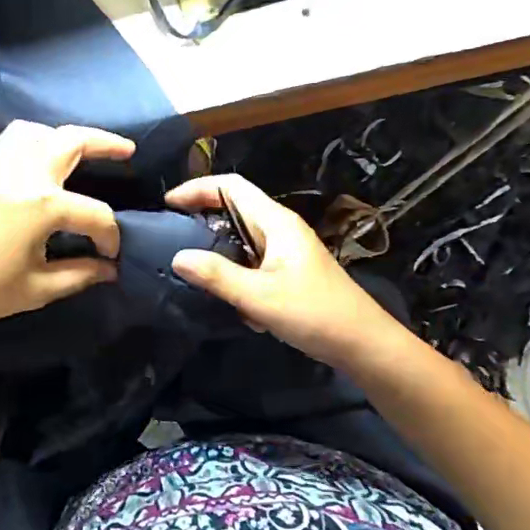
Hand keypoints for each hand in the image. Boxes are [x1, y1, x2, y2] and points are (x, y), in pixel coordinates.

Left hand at [0, 121, 133, 342]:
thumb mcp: (35, 290)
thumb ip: (78, 275)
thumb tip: (108, 269)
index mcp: (41, 205)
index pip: (94, 214)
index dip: (110, 237)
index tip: (112, 258)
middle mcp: (21, 174)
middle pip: (70, 141)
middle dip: (104, 143)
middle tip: (127, 150)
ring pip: (35, 132)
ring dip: (63, 136)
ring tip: (80, 153)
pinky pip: (11, 144)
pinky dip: (35, 145)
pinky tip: (40, 171)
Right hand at [166, 175, 406, 367]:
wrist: (361, 343)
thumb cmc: (313, 313)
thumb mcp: (258, 297)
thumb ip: (217, 276)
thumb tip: (177, 257)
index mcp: (276, 222)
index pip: (232, 186)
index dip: (198, 188)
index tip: (168, 204)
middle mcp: (281, 229)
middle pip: (235, 209)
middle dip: (203, 219)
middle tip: (171, 236)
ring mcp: (286, 251)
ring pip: (243, 239)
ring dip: (219, 252)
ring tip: (192, 270)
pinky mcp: (289, 273)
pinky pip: (253, 263)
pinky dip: (237, 275)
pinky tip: (232, 303)